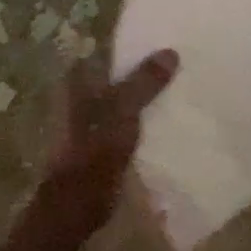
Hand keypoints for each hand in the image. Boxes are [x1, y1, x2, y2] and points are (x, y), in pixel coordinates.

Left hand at [43, 49, 178, 228]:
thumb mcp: (122, 113)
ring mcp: (84, 124)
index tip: (162, 44)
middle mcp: (76, 98)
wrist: (74, 207)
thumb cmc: (93, 153)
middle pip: (113, 76)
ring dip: (141, 98)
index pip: (106, 53)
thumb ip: (144, 83)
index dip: (131, 48)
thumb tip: (170, 51)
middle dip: (139, 73)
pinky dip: (138, 122)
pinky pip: (122, 124)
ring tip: (175, 93)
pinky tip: (161, 125)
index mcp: (77, 83)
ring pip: (118, 101)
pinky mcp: (96, 146)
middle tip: (176, 67)